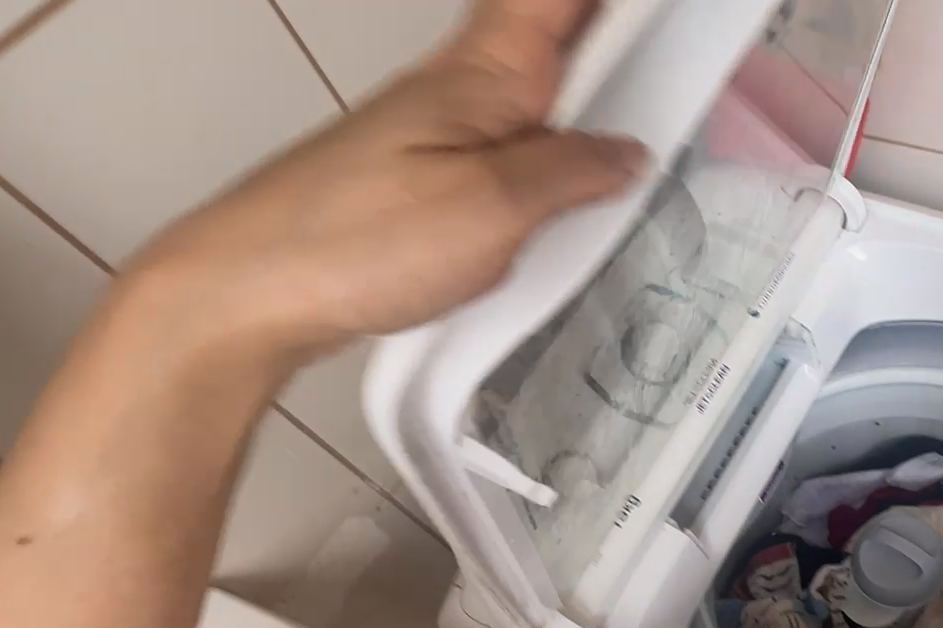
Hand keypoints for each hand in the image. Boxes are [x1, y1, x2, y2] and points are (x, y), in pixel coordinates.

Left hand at [118, 0, 646, 374]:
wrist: (264, 285)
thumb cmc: (366, 238)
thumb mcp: (491, 206)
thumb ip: (570, 172)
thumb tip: (629, 154)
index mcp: (486, 71)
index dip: (616, 3)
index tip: (668, 16)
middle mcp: (470, 88)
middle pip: (557, 33)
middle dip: (616, 35)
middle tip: (678, 64)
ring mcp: (453, 133)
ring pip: (541, 91)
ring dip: (595, 89)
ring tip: (652, 110)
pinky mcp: (442, 177)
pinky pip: (519, 145)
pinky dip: (563, 148)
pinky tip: (587, 181)